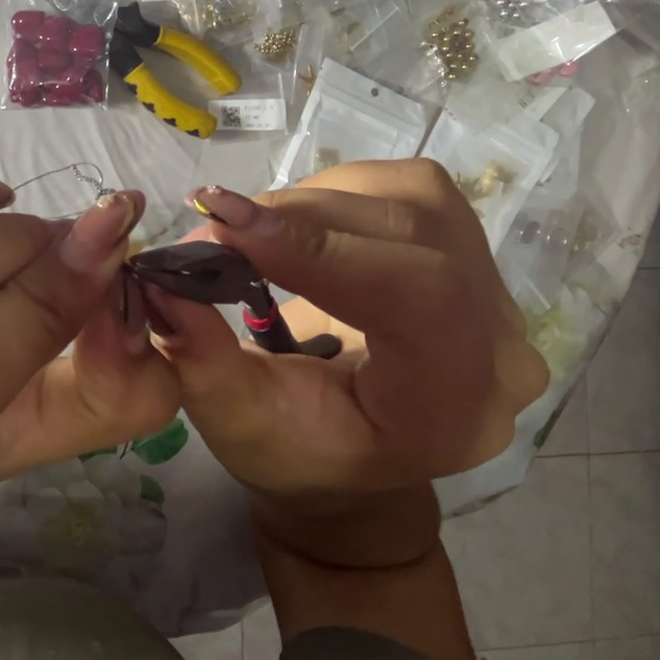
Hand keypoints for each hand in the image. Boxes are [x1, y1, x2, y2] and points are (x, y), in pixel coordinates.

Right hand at [142, 160, 548, 500]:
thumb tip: (159, 278)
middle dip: (298, 216)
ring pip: (413, 198)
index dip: (317, 246)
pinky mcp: (473, 258)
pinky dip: (336, 194)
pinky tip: (295, 226)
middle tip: (212, 224)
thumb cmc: (298, 458)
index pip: (415, 295)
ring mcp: (499, 296)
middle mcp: (500, 345)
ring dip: (316, 199)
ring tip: (251, 230)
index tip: (223, 223)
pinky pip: (408, 193)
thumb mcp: (236, 421)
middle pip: (413, 232)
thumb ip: (201, 355)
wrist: (353, 466)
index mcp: (451, 408)